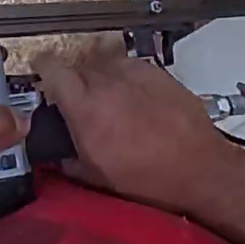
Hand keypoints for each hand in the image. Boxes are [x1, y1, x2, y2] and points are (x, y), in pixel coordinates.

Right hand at [35, 49, 244, 215]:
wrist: (199, 169)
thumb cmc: (147, 179)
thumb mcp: (96, 178)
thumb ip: (67, 159)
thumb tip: (55, 151)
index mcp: (85, 107)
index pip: (51, 69)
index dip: (44, 75)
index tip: (46, 86)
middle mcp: (105, 82)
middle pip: (76, 68)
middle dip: (74, 85)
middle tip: (82, 107)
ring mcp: (132, 72)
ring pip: (103, 65)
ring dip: (100, 80)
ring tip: (112, 103)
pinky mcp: (155, 70)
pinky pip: (129, 67)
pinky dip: (125, 79)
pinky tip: (136, 99)